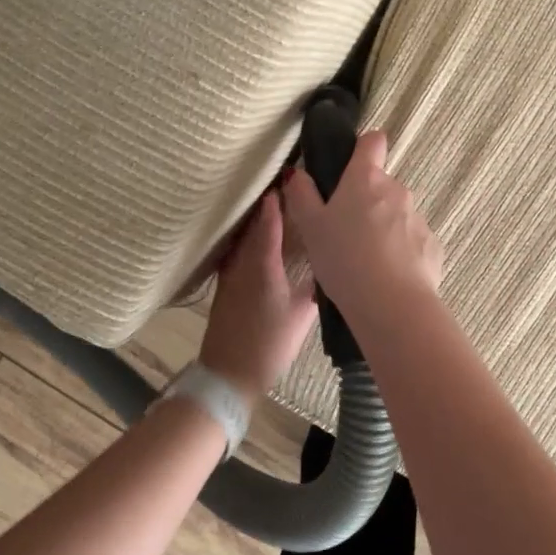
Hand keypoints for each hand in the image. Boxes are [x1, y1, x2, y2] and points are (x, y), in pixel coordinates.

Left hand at [199, 192, 317, 399]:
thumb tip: (330, 262)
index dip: (277, 202)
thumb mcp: (301, 315)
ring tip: (274, 204)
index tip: (287, 180)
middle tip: (284, 185)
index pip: (269, 225)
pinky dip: (248, 238)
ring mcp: (230, 275)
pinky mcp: (225, 286)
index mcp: (263, 267)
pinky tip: (257, 237)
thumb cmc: (269, 345)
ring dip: (256, 220)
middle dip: (267, 206)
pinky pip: (237, 251)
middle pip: (253, 226)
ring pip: (243, 238)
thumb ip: (315, 285)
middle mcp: (242, 264)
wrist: (228, 375)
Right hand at [282, 130, 443, 318]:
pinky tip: (385, 277)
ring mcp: (419, 218)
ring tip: (363, 262)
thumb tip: (297, 173)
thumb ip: (301, 195)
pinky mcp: (432, 245)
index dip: (363, 148)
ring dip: (383, 230)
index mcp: (366, 179)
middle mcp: (398, 190)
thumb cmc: (344, 259)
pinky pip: (412, 242)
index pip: (373, 141)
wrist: (391, 303)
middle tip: (344, 233)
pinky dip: (400, 253)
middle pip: (381, 185)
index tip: (350, 166)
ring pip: (397, 216)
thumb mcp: (310, 227)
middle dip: (366, 202)